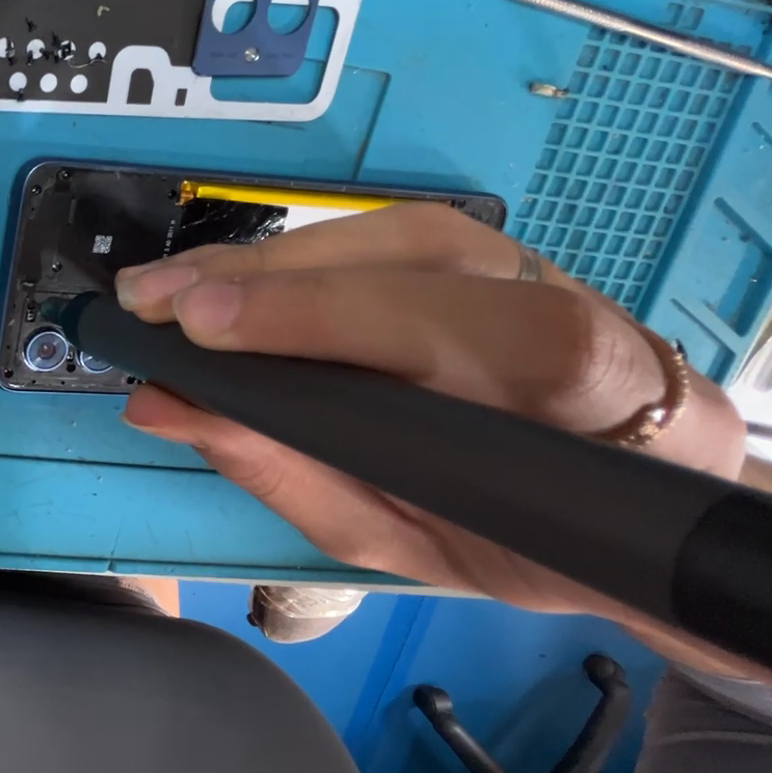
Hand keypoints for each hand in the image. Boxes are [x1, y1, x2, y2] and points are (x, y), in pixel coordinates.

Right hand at [113, 203, 769, 679]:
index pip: (427, 323)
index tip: (197, 327)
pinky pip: (354, 239)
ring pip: (362, 233)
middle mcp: (541, 293)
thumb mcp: (396, 538)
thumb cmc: (512, 531)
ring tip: (156, 291)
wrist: (628, 495)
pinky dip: (271, 262)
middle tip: (143, 301)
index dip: (307, 315)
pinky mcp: (461, 249)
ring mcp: (505, 258)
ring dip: (245, 262)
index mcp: (566, 384)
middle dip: (250, 277)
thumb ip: (284, 473)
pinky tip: (209, 281)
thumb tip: (164, 407)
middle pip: (385, 255)